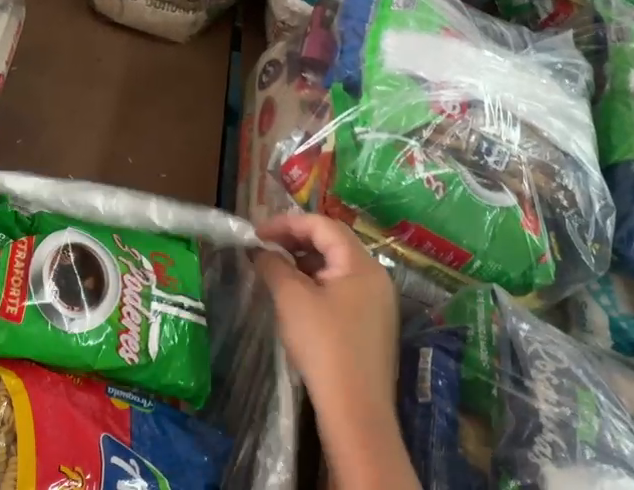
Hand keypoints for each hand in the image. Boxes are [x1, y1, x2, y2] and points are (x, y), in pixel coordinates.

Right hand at [252, 212, 398, 415]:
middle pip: (333, 242)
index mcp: (361, 265)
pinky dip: (316, 282)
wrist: (355, 410)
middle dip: (295, 239)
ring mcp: (377, 302)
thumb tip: (258, 250)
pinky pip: (342, 288)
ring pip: (337, 266)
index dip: (287, 223)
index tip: (256, 233)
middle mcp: (375, 277)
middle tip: (264, 247)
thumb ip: (272, 264)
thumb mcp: (290, 298)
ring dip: (304, 261)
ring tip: (275, 269)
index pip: (323, 225)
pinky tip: (296, 296)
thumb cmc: (323, 344)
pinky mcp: (372, 324)